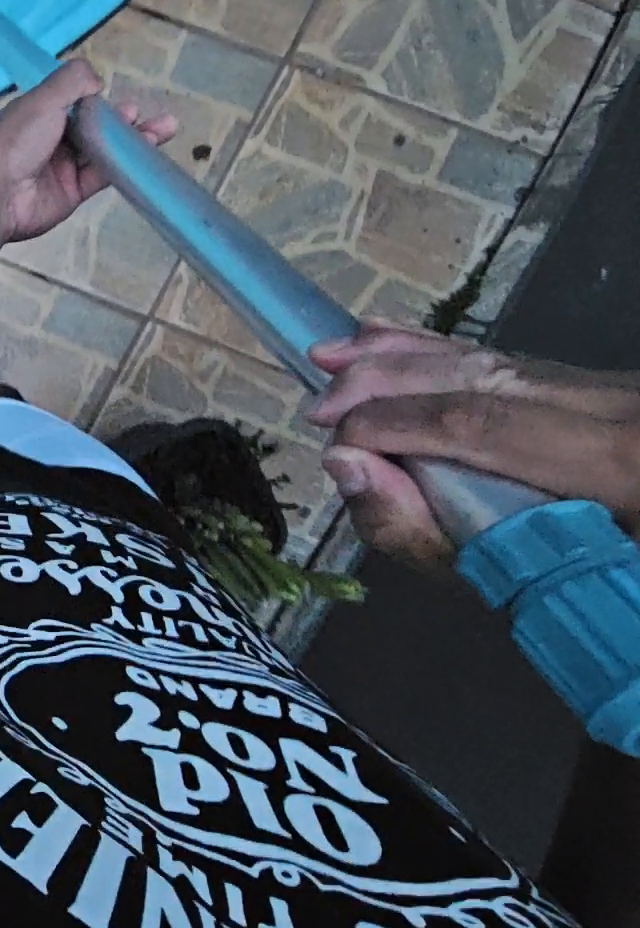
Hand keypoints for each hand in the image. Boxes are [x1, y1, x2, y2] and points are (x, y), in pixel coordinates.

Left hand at [0, 61, 177, 243]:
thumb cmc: (16, 143)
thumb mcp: (43, 99)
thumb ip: (72, 81)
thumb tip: (97, 83)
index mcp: (37, 115)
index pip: (74, 102)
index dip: (96, 99)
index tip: (111, 96)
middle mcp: (50, 140)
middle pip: (94, 126)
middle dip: (121, 119)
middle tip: (138, 115)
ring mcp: (62, 167)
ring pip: (105, 149)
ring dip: (134, 138)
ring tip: (166, 127)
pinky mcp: (72, 192)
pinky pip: (104, 174)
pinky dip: (127, 162)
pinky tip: (150, 148)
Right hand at [308, 323, 639, 567]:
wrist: (633, 570)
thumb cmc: (586, 592)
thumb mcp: (501, 583)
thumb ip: (418, 529)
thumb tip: (343, 464)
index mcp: (617, 462)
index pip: (472, 422)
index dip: (388, 424)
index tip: (336, 446)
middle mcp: (621, 407)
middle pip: (476, 376)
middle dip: (381, 383)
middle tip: (319, 410)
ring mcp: (614, 388)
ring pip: (485, 359)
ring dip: (396, 356)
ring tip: (326, 355)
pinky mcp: (597, 385)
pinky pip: (501, 359)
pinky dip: (431, 350)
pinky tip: (376, 335)